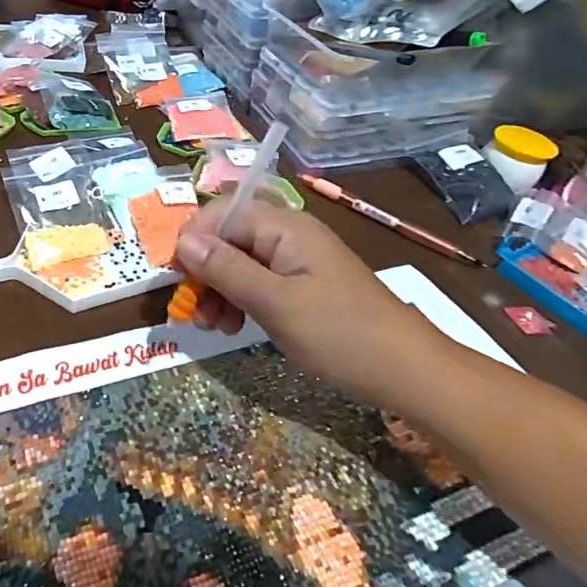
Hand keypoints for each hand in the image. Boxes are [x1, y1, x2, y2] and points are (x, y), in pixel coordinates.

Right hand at [174, 198, 451, 405]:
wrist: (408, 371)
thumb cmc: (340, 334)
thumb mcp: (275, 303)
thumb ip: (226, 268)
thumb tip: (183, 240)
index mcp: (283, 227)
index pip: (220, 215)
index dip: (193, 242)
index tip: (177, 281)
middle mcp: (288, 234)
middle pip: (227, 238)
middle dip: (204, 272)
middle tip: (195, 314)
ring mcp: (297, 260)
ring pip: (239, 262)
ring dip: (218, 290)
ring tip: (214, 327)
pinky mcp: (302, 284)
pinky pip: (258, 281)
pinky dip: (240, 300)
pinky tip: (234, 327)